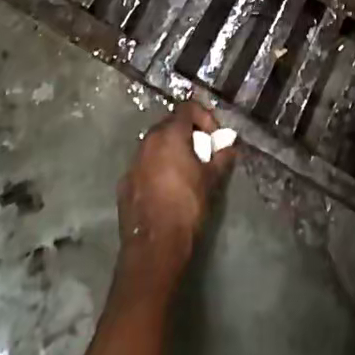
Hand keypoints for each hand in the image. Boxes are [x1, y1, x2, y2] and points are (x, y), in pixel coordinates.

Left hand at [115, 102, 232, 282]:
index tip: (213, 137)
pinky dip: (156, 169)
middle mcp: (147, 141)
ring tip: (184, 171)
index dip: (204, 117)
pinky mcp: (124, 183)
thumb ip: (221, 158)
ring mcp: (133, 162)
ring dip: (170, 151)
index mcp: (169, 134)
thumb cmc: (187, 206)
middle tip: (201, 152)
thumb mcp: (211, 180)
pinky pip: (144, 166)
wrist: (155, 246)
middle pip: (169, 124)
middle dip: (187, 133)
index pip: (187, 107)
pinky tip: (166, 189)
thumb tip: (230, 147)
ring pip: (154, 145)